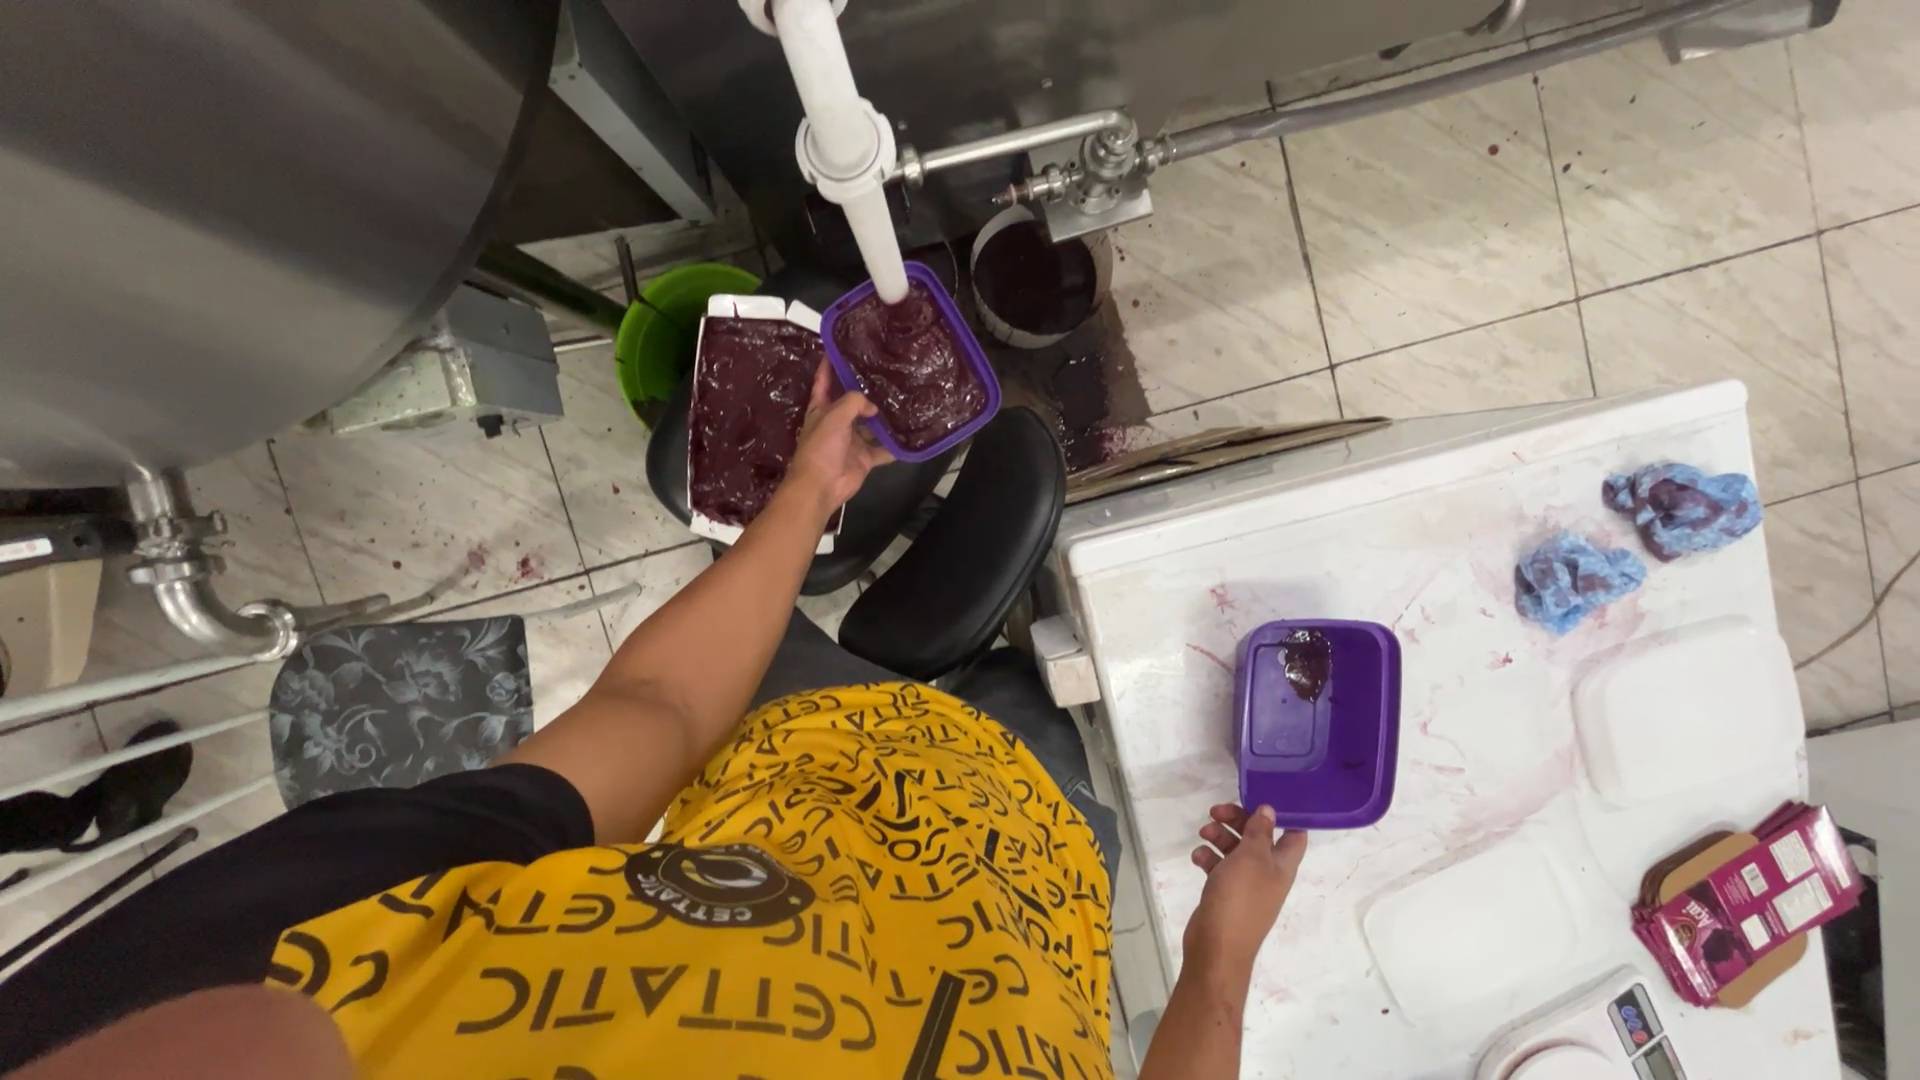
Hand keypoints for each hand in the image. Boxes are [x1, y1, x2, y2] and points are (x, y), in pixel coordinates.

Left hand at [785, 360, 892, 514]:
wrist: (821, 484)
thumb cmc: (822, 446)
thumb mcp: (835, 415)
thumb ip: (854, 402)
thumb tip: (873, 408)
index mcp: (821, 410)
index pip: (823, 383)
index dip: (828, 367)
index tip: (836, 349)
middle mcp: (837, 423)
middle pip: (852, 404)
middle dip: (865, 393)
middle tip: (885, 376)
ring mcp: (851, 441)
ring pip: (870, 427)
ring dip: (883, 419)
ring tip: (902, 402)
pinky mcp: (864, 458)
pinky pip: (882, 450)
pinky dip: (893, 446)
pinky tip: (908, 436)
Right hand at [1183, 804, 1308, 982]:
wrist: (1217, 945)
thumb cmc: (1240, 898)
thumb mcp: (1251, 858)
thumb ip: (1260, 832)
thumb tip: (1270, 810)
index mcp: (1282, 865)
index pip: (1294, 834)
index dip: (1284, 815)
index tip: (1263, 795)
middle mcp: (1267, 872)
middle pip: (1257, 836)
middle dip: (1238, 820)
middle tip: (1216, 811)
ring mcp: (1245, 883)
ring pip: (1234, 848)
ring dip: (1219, 836)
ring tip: (1203, 834)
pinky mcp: (1224, 891)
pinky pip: (1218, 865)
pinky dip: (1208, 857)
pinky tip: (1197, 857)